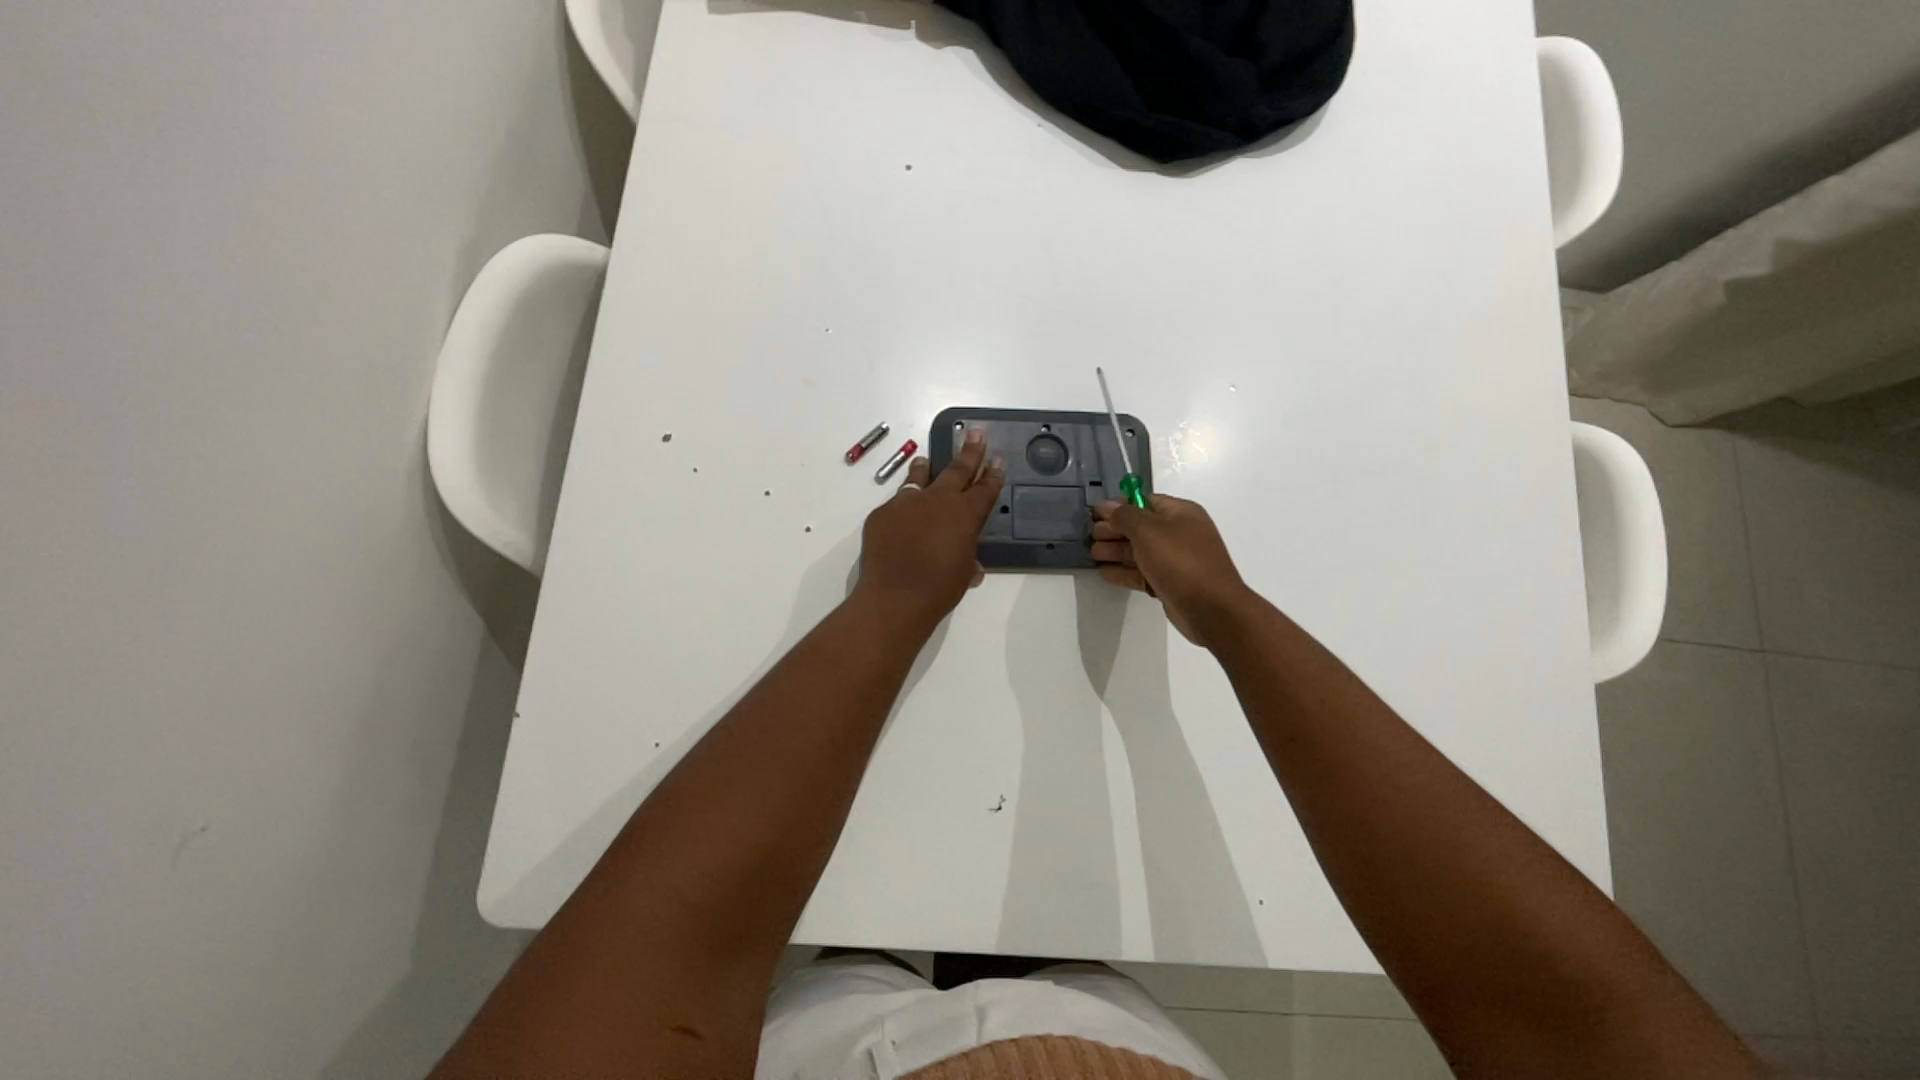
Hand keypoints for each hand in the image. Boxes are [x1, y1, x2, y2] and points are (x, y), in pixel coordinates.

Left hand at [854, 428, 1004, 629]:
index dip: (993, 475)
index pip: (984, 489)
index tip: (998, 460)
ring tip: (925, 459)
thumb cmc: (939, 589)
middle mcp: (938, 500)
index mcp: (965, 514)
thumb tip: (972, 565)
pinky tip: (901, 511)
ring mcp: (907, 503)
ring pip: (919, 478)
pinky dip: (902, 504)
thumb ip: (967, 560)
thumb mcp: (963, 575)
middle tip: (977, 433)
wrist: (896, 597)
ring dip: (925, 468)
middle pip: (957, 470)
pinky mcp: (882, 513)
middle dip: (970, 452)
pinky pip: (896, 503)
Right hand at [1091, 495, 1258, 646]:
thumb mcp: (1149, 531)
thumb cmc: (1180, 561)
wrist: (1210, 608)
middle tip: (1091, 534)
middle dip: (1114, 529)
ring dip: (1116, 551)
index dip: (1119, 505)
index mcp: (1180, 513)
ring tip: (1093, 553)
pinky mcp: (1170, 583)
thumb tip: (1108, 506)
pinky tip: (1105, 573)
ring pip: (1140, 551)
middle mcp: (1179, 533)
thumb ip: (1125, 516)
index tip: (1094, 513)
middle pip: (1140, 527)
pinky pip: (1143, 572)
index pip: (1144, 501)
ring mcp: (1175, 560)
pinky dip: (1125, 571)